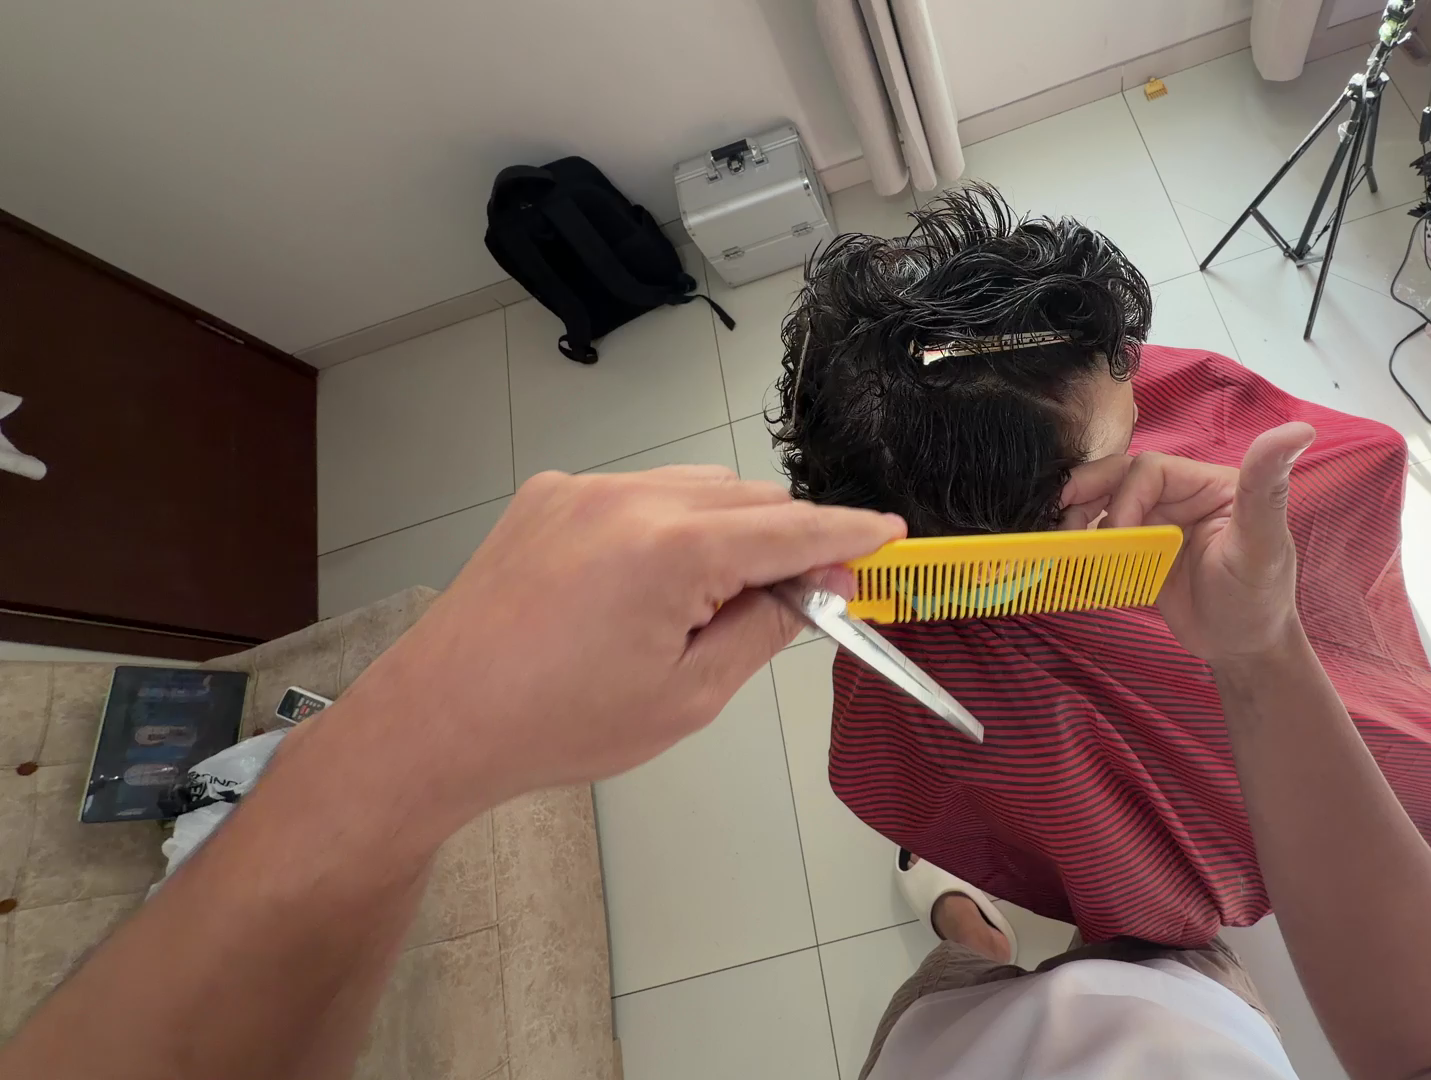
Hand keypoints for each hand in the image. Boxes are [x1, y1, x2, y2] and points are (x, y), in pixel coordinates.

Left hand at [333, 466, 903, 826]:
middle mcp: (633, 496)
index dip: (851, 533)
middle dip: (792, 541)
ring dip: (737, 529)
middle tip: (805, 595)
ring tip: (717, 594)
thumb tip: (817, 586)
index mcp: (673, 549)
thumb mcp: (692, 694)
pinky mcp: (554, 492)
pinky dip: (679, 522)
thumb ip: (766, 627)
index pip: (793, 530)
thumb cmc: (566, 725)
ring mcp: (587, 486)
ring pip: (705, 487)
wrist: (434, 723)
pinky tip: (654, 576)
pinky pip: (648, 490)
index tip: (890, 533)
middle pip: (755, 500)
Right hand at [1060, 424, 1315, 665]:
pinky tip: (1071, 555)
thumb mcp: (1260, 544)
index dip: (1127, 497)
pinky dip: (1086, 542)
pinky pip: (1106, 536)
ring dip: (1081, 516)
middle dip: (1088, 491)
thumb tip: (1300, 429)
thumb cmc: (1257, 598)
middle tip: (1058, 513)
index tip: (1120, 536)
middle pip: (1121, 479)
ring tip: (1062, 538)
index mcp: (1209, 484)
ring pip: (1107, 504)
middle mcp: (1181, 497)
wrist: (1242, 650)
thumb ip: (1265, 488)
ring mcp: (1159, 525)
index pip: (1151, 470)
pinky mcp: (1144, 552)